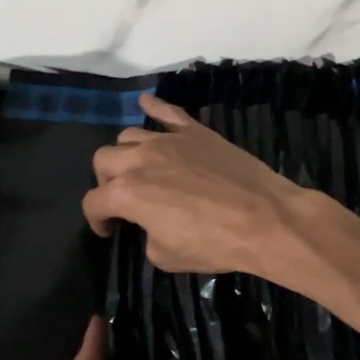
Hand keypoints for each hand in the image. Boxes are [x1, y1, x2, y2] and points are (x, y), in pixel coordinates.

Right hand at [83, 93, 318, 280]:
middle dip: (106, 181)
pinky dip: (153, 107)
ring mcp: (168, 140)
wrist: (264, 218)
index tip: (109, 230)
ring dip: (126, 153)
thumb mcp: (167, 256)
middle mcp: (139, 159)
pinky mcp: (195, 131)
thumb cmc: (214, 243)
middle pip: (104, 160)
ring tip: (138, 167)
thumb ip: (147, 235)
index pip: (94, 202)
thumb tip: (151, 224)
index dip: (96, 219)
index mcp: (127, 193)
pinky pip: (167, 112)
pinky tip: (146, 103)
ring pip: (130, 135)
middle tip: (121, 198)